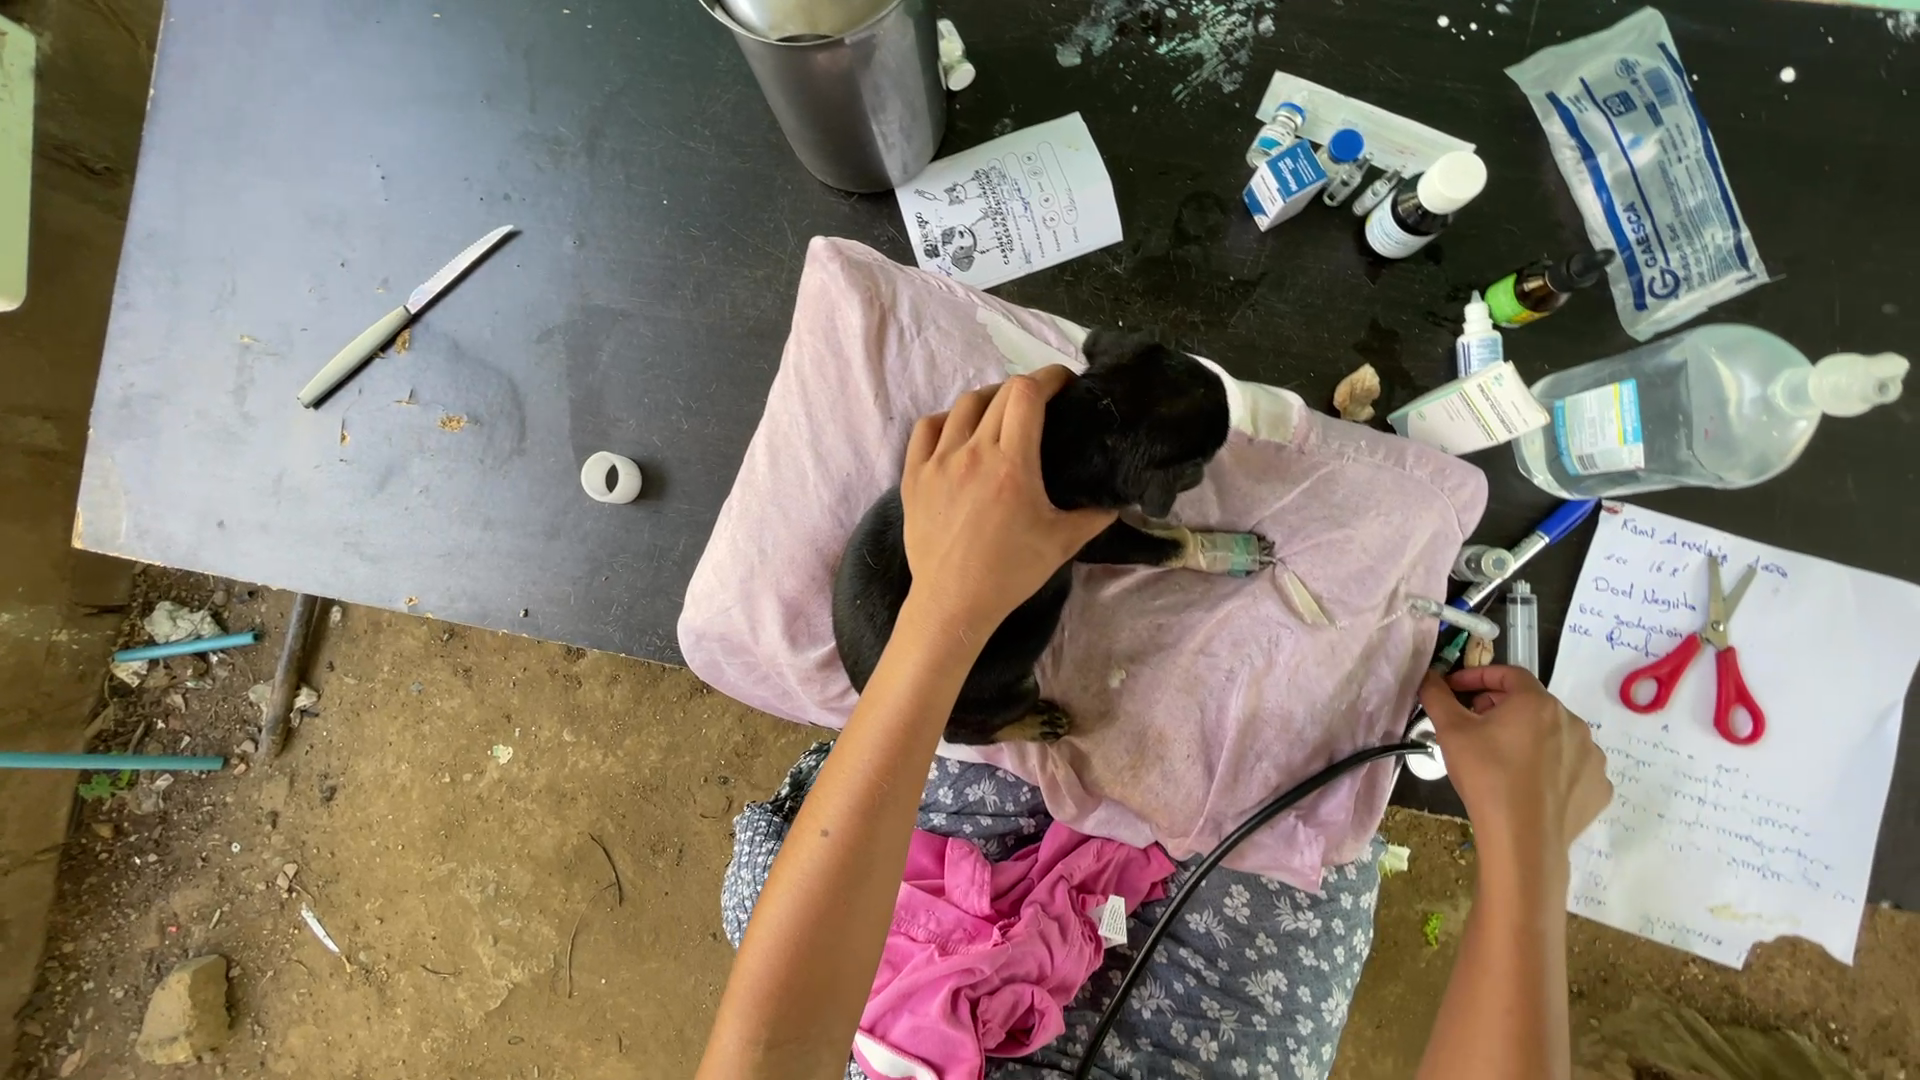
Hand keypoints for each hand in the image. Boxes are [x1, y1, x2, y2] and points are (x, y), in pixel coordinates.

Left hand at [898, 366, 1116, 641]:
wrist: (953, 602)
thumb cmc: (1010, 573)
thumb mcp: (1062, 543)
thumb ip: (1095, 516)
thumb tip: (1120, 499)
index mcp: (1012, 463)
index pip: (1027, 393)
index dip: (1048, 377)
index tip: (1063, 384)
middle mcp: (973, 452)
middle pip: (998, 394)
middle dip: (1025, 389)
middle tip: (1040, 404)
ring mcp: (938, 462)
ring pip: (962, 406)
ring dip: (987, 401)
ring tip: (1000, 415)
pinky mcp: (913, 476)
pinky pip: (926, 429)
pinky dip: (945, 421)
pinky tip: (957, 432)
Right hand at [1418, 666, 1611, 874]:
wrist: (1523, 837)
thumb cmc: (1485, 774)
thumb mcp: (1450, 730)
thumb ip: (1436, 695)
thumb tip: (1428, 675)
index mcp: (1537, 703)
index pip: (1509, 673)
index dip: (1479, 676)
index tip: (1455, 688)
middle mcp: (1573, 723)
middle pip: (1531, 703)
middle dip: (1500, 706)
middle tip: (1473, 722)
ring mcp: (1592, 756)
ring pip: (1553, 733)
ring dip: (1527, 734)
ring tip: (1500, 754)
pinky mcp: (1598, 786)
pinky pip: (1571, 764)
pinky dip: (1550, 763)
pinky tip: (1529, 780)